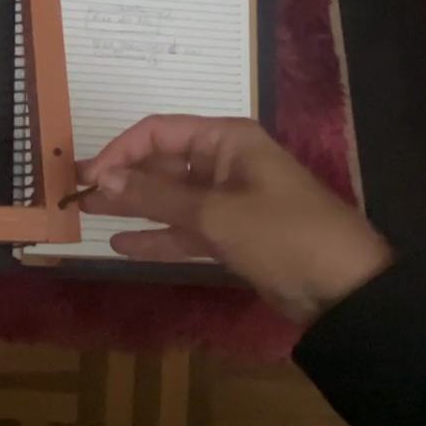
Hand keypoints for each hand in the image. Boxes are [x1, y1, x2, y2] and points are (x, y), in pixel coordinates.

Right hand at [81, 115, 390, 322]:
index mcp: (225, 141)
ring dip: (132, 205)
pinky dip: (156, 235)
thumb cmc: (282, 234)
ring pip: (168, 197)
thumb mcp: (215, 212)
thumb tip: (102, 177)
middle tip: (76, 191)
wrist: (348, 293)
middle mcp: (223, 163)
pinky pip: (183, 228)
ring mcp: (226, 200)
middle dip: (121, 177)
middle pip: (160, 163)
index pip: (157, 133)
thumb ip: (155, 194)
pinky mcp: (230, 234)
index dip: (120, 151)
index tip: (90, 176)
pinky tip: (122, 243)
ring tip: (89, 213)